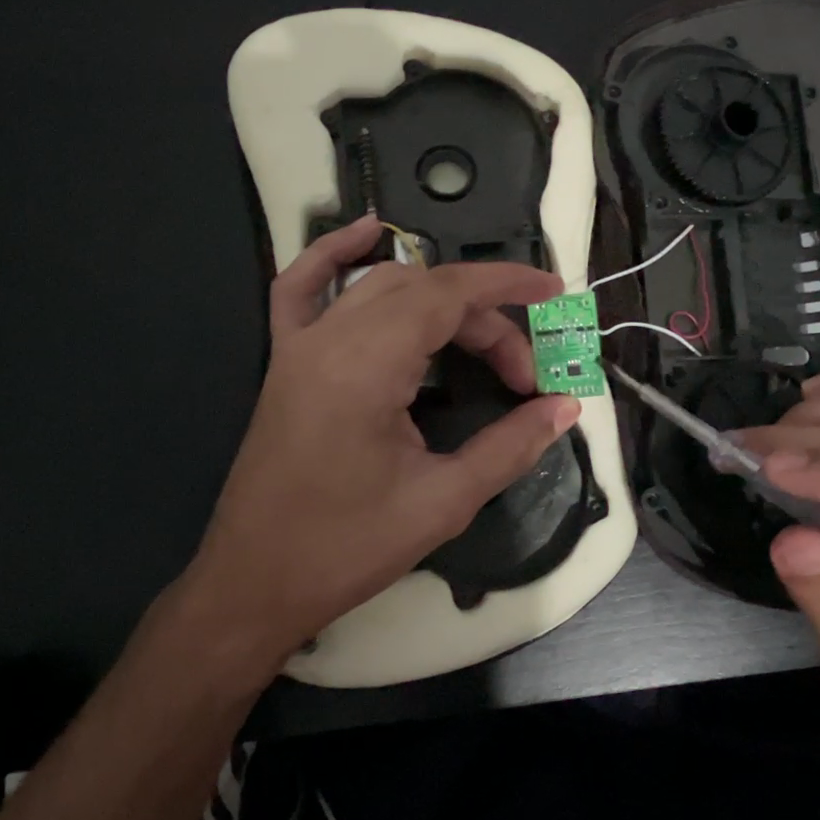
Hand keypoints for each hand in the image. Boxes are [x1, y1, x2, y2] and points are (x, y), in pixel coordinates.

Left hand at [189, 216, 581, 653]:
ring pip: (379, 288)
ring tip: (482, 338)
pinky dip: (334, 256)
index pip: (447, 295)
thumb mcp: (443, 501)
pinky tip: (366, 235)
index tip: (554, 295)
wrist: (254, 584)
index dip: (507, 287)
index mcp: (365, 366)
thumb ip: (510, 446)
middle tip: (523, 377)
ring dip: (437, 299)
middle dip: (484, 320)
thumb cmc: (347, 548)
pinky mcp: (284, 363)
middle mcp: (328, 339)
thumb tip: (565, 408)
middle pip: (422, 292)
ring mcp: (298, 346)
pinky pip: (303, 288)